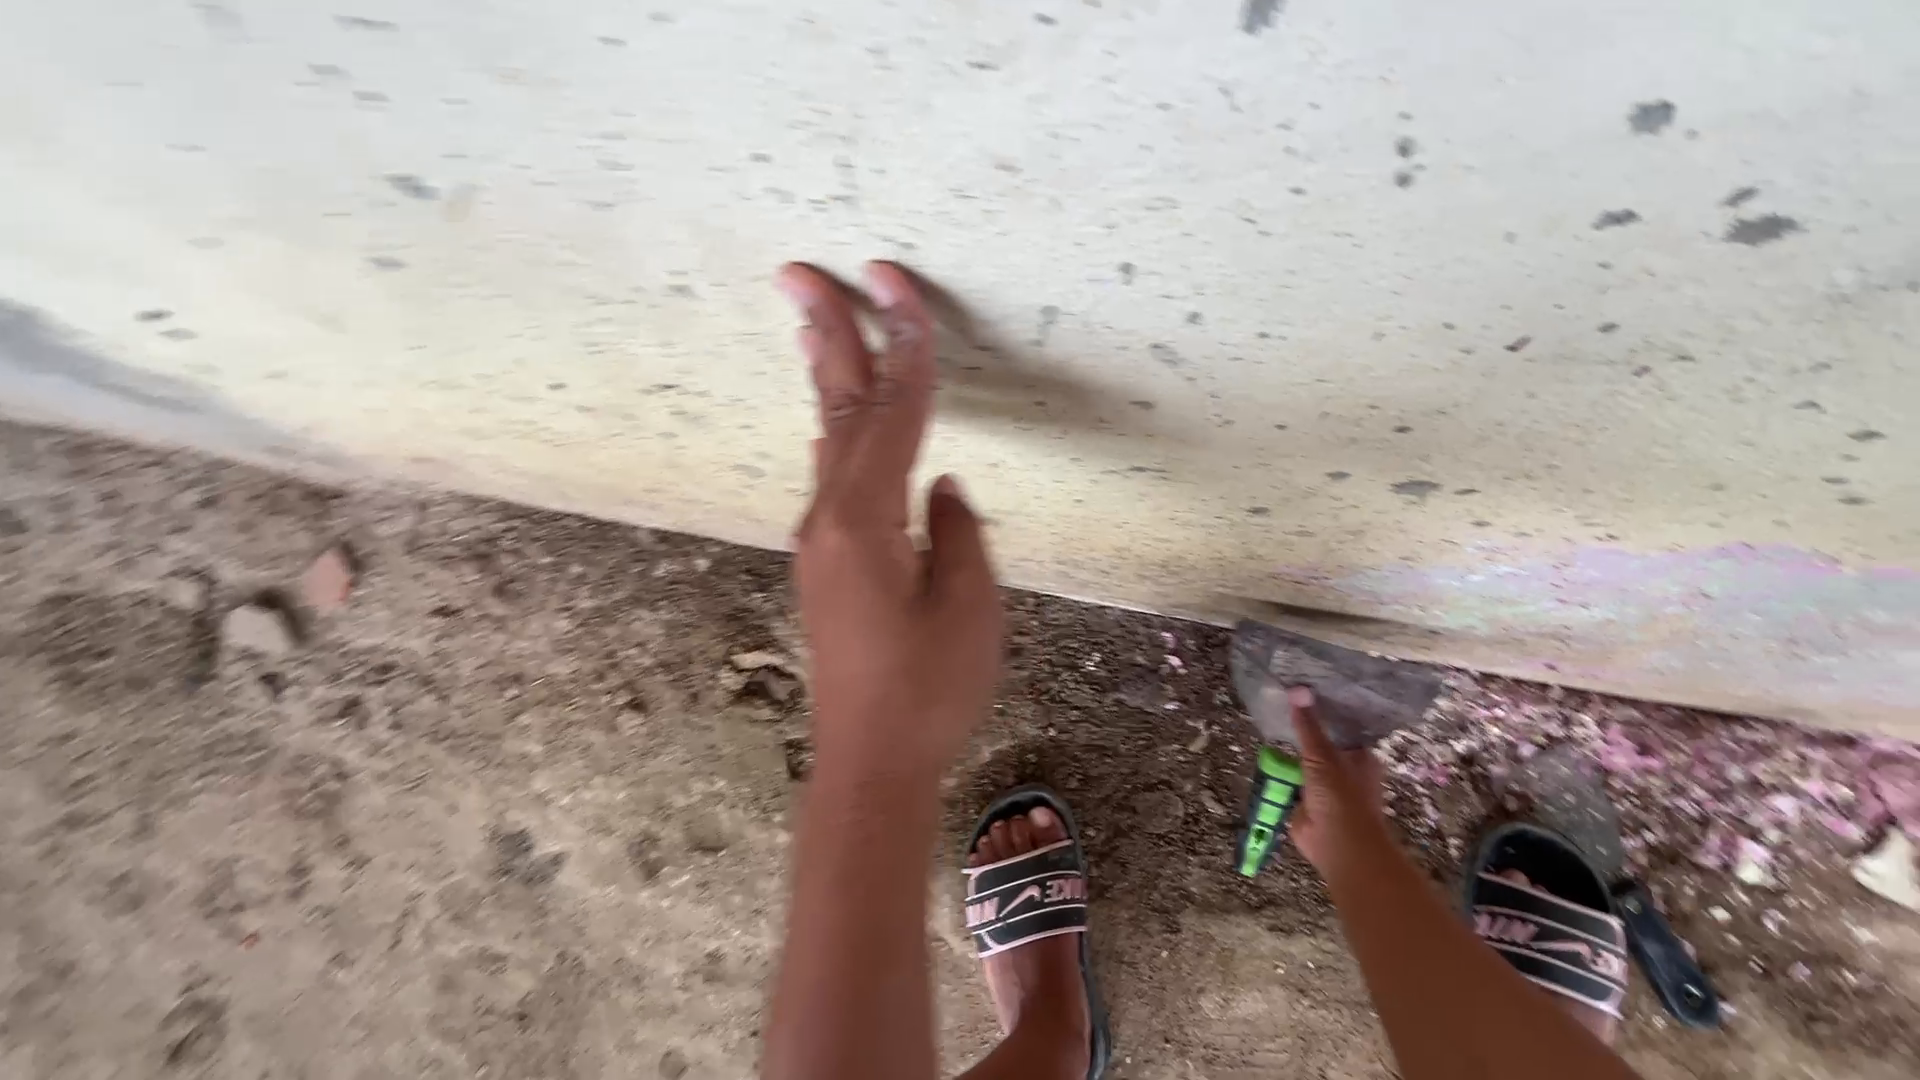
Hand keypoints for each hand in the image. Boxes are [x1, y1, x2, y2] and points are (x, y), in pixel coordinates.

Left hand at [777, 262, 1003, 781]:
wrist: (870, 761)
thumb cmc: (929, 691)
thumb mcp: (969, 607)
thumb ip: (957, 531)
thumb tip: (941, 486)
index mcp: (866, 520)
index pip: (895, 413)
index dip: (905, 345)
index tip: (898, 283)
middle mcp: (830, 519)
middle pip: (840, 410)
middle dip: (830, 334)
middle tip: (800, 272)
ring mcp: (821, 542)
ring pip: (830, 441)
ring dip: (828, 377)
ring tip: (814, 320)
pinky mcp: (826, 565)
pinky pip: (832, 478)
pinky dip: (836, 432)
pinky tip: (835, 420)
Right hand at [1285, 687, 1392, 875]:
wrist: (1337, 845)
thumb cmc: (1341, 796)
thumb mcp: (1322, 755)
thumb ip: (1307, 725)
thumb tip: (1296, 688)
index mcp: (1359, 757)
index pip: (1342, 727)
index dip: (1324, 710)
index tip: (1302, 688)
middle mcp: (1343, 769)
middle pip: (1320, 743)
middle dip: (1302, 729)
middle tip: (1278, 702)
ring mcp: (1323, 787)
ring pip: (1303, 761)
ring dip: (1288, 751)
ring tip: (1267, 721)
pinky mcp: (1304, 802)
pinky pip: (1289, 780)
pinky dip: (1278, 772)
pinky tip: (1263, 754)